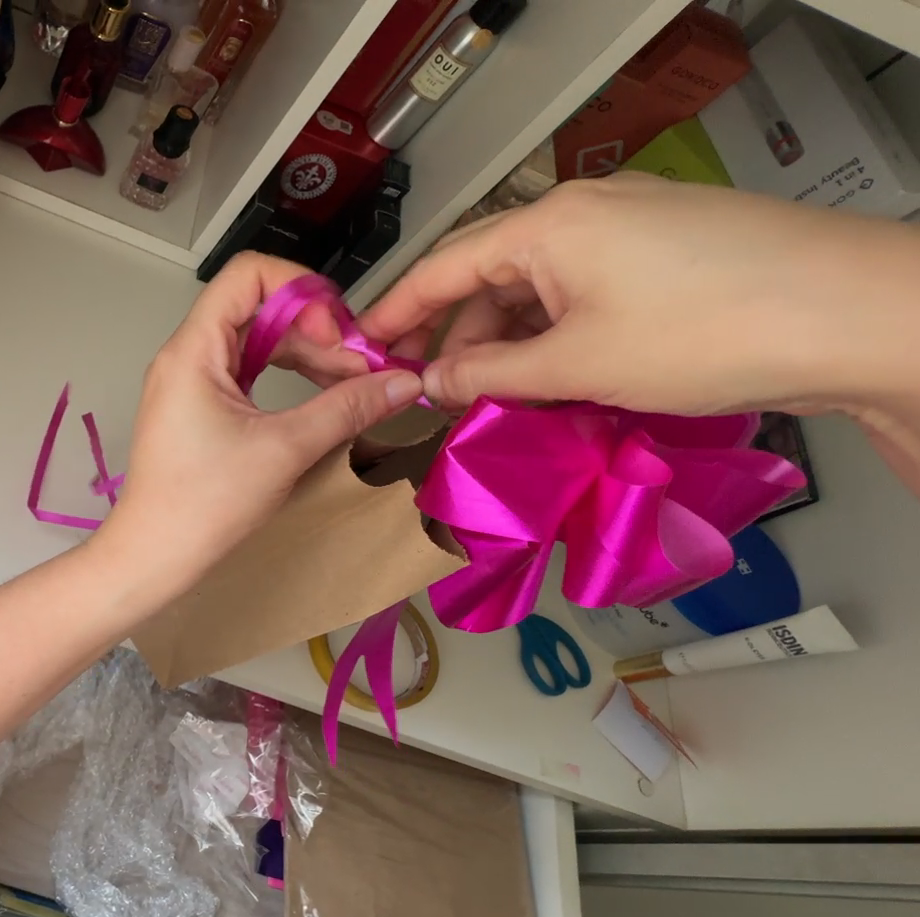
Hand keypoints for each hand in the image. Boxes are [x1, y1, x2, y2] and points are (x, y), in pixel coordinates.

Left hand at [92, 253, 423, 595]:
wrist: (154, 553)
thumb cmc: (203, 503)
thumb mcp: (285, 449)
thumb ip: (348, 407)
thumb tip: (404, 381)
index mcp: (193, 352)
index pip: (247, 275)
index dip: (302, 289)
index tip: (336, 333)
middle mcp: (185, 357)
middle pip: (259, 309)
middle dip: (315, 329)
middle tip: (358, 370)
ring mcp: (188, 384)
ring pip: (256, 343)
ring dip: (306, 357)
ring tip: (350, 389)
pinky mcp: (197, 409)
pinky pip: (246, 373)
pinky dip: (284, 379)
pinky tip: (320, 400)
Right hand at [360, 173, 919, 420]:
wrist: (870, 317)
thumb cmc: (708, 332)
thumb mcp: (570, 366)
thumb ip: (482, 376)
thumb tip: (426, 385)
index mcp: (548, 225)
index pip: (439, 268)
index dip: (391, 314)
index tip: (357, 351)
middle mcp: (583, 212)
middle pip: (482, 275)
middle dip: (449, 335)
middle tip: (426, 388)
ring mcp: (628, 226)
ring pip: (530, 286)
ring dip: (501, 341)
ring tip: (492, 394)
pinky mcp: (664, 248)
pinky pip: (576, 289)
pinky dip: (548, 332)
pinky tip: (547, 373)